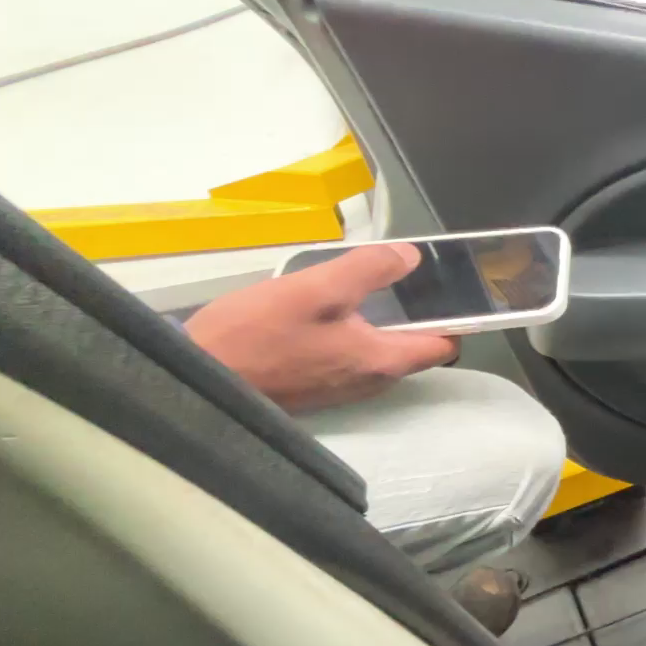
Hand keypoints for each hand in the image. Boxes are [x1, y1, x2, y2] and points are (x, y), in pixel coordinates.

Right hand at [185, 242, 457, 413]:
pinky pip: (349, 359)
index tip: (449, 291)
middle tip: (406, 283)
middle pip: (415, 348)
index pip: (445, 346)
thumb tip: (411, 256)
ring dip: (382, 326)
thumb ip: (369, 269)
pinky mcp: (313, 387)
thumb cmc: (257, 337)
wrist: (190, 383)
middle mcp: (373, 382)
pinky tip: (330, 313)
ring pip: (380, 353)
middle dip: (418, 318)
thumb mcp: (316, 290)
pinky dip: (352, 336)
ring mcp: (342, 388)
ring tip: (368, 292)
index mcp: (386, 362)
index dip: (455, 319)